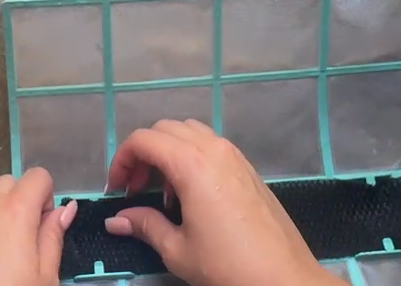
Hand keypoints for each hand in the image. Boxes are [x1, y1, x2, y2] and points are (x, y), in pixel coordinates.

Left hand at [0, 167, 78, 285]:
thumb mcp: (45, 277)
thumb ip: (54, 236)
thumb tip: (65, 209)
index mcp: (15, 209)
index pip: (38, 175)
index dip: (48, 197)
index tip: (46, 226)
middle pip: (10, 183)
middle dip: (23, 201)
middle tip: (30, 238)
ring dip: (2, 214)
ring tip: (8, 254)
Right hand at [104, 120, 339, 285]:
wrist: (285, 279)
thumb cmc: (228, 265)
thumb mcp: (179, 250)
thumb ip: (145, 226)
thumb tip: (115, 220)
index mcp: (190, 162)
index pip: (143, 140)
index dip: (122, 160)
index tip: (117, 189)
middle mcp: (210, 146)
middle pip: (164, 129)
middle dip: (143, 154)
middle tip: (136, 189)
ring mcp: (232, 152)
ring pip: (188, 131)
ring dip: (168, 151)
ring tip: (165, 192)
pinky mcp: (246, 164)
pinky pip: (209, 143)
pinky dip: (191, 155)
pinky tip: (192, 194)